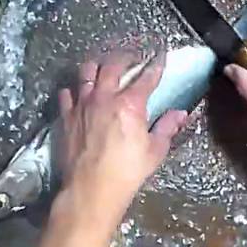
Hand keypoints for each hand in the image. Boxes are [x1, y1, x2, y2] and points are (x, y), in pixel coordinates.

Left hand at [55, 53, 188, 220]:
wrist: (91, 189)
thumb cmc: (127, 171)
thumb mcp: (155, 150)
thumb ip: (167, 127)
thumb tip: (180, 113)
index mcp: (130, 104)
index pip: (146, 78)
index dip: (156, 67)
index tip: (160, 58)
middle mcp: (105, 97)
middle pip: (113, 66)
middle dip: (124, 58)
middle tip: (131, 57)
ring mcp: (82, 104)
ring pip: (86, 72)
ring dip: (97, 66)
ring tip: (103, 66)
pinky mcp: (66, 116)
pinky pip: (67, 93)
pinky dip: (75, 90)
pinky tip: (79, 92)